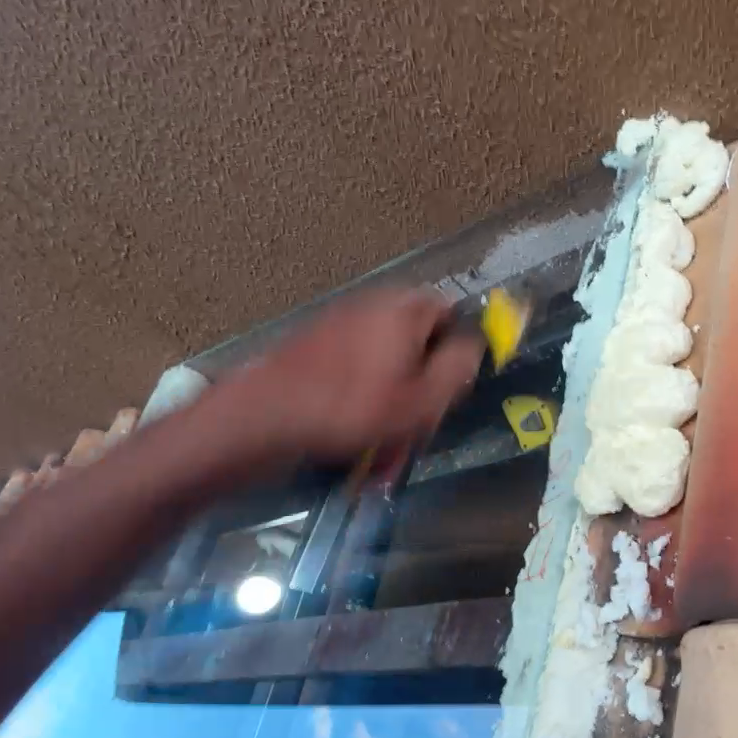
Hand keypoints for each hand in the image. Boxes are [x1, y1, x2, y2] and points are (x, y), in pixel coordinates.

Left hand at [205, 289, 484, 469]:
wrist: (261, 418)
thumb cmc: (353, 408)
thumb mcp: (425, 397)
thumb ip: (460, 365)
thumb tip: (475, 346)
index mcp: (404, 308)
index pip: (451, 311)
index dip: (459, 346)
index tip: (453, 382)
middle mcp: (372, 304)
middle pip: (417, 336)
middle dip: (422, 376)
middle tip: (419, 415)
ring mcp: (338, 322)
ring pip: (385, 357)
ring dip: (393, 392)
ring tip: (386, 434)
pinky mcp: (312, 344)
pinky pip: (355, 368)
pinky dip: (361, 394)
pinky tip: (355, 428)